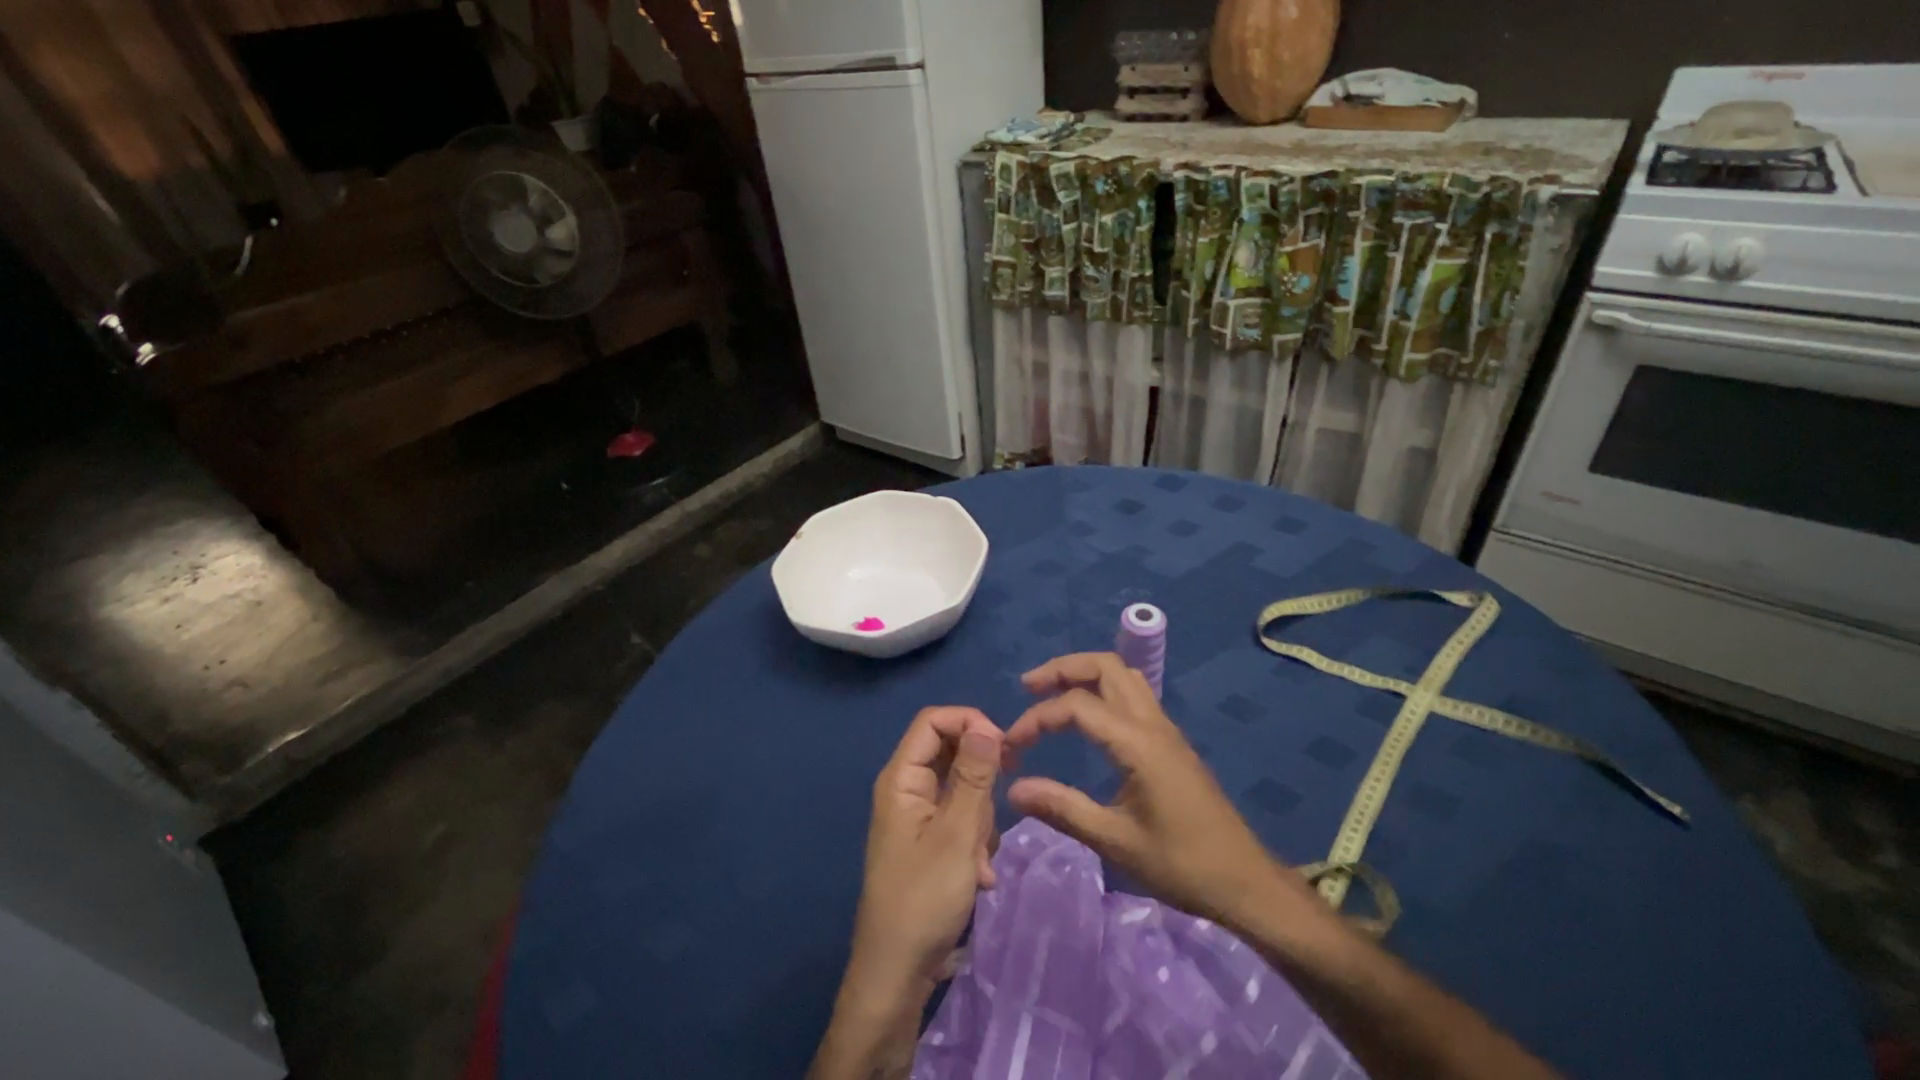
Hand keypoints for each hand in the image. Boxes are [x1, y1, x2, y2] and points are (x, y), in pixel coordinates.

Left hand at [845, 706, 1003, 999]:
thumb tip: (988, 726)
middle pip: (953, 755)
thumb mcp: (957, 834)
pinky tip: (979, 878)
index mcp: (902, 779)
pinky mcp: (931, 845)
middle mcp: (907, 791)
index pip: (934, 721)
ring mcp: (919, 819)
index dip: (970, 723)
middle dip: (982, 785)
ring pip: (964, 793)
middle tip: (992, 816)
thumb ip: (974, 776)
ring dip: (981, 823)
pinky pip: (963, 824)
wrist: (899, 970)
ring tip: (977, 860)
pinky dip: (976, 845)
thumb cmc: (925, 897)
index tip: (1006, 750)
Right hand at [1005, 652, 1320, 930]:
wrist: (1244, 881)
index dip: (1037, 718)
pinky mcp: (1172, 744)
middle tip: (1027, 688)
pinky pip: (1135, 696)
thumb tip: (1013, 789)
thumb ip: (1062, 809)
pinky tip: (1086, 720)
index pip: (1077, 706)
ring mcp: (1167, 731)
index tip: (1011, 748)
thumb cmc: (1181, 864)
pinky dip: (1103, 692)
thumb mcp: (1115, 841)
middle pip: (1106, 667)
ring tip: (1051, 696)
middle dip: (1063, 668)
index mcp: (1139, 744)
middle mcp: (1154, 725)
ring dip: (1085, 675)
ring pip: (1124, 676)